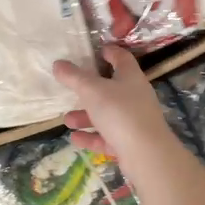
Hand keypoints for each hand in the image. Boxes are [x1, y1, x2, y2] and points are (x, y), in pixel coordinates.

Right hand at [53, 45, 177, 166]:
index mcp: (130, 77)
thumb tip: (58, 63)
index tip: (96, 50)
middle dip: (89, 90)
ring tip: (67, 120)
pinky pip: (108, 137)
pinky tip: (75, 138)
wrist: (146, 154)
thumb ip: (74, 77)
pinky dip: (92, 136)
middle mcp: (135, 97)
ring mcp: (134, 121)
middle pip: (112, 88)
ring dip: (86, 116)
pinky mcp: (131, 143)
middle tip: (72, 89)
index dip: (109, 52)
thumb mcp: (92, 90)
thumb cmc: (120, 112)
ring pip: (107, 115)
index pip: (122, 58)